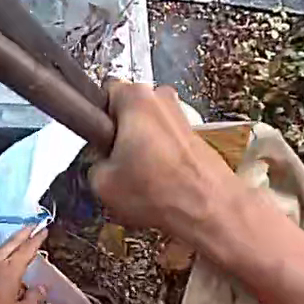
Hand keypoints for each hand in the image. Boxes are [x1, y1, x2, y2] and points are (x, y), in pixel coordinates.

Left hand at [0, 222, 48, 303]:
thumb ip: (34, 299)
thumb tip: (40, 288)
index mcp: (8, 272)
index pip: (26, 250)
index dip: (36, 240)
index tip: (43, 230)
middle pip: (9, 245)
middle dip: (22, 235)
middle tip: (31, 226)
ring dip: (10, 245)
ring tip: (19, 242)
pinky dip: (1, 258)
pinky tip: (3, 265)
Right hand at [88, 81, 250, 244]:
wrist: (209, 208)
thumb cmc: (155, 190)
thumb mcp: (101, 182)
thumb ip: (94, 163)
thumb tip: (103, 163)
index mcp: (135, 97)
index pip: (103, 95)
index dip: (96, 120)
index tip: (98, 142)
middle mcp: (161, 96)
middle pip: (128, 111)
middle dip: (121, 133)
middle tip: (116, 164)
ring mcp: (182, 114)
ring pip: (149, 127)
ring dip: (142, 147)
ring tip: (140, 178)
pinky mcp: (197, 135)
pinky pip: (167, 141)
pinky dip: (161, 157)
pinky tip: (160, 182)